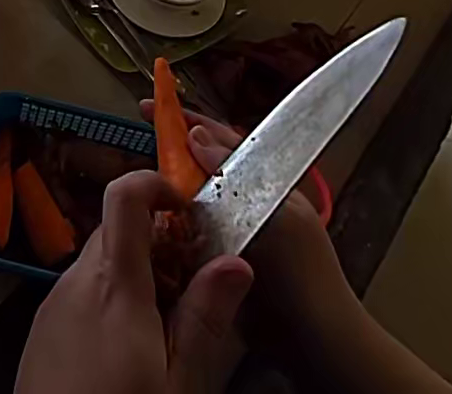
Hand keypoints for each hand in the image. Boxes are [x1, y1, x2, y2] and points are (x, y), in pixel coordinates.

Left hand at [16, 170, 253, 393]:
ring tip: (159, 328)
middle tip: (187, 285)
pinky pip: (79, 292)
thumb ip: (205, 318)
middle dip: (156, 244)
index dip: (155, 185)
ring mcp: (53, 304)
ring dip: (132, 275)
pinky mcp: (40, 331)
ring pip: (100, 262)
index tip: (184, 210)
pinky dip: (105, 300)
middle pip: (117, 230)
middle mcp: (77, 280)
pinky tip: (121, 350)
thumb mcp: (178, 384)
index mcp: (113, 282)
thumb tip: (236, 263)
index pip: (125, 195)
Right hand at [138, 102, 354, 344]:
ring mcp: (230, 227)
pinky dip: (168, 227)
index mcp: (263, 176)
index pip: (219, 136)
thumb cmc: (305, 274)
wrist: (317, 343)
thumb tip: (195, 135)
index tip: (151, 108)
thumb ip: (239, 178)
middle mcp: (244, 195)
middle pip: (200, 162)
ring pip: (190, 195)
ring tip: (135, 184)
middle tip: (137, 142)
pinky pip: (186, 232)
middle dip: (170, 148)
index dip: (185, 119)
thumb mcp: (276, 217)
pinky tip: (148, 228)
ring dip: (165, 188)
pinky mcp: (218, 258)